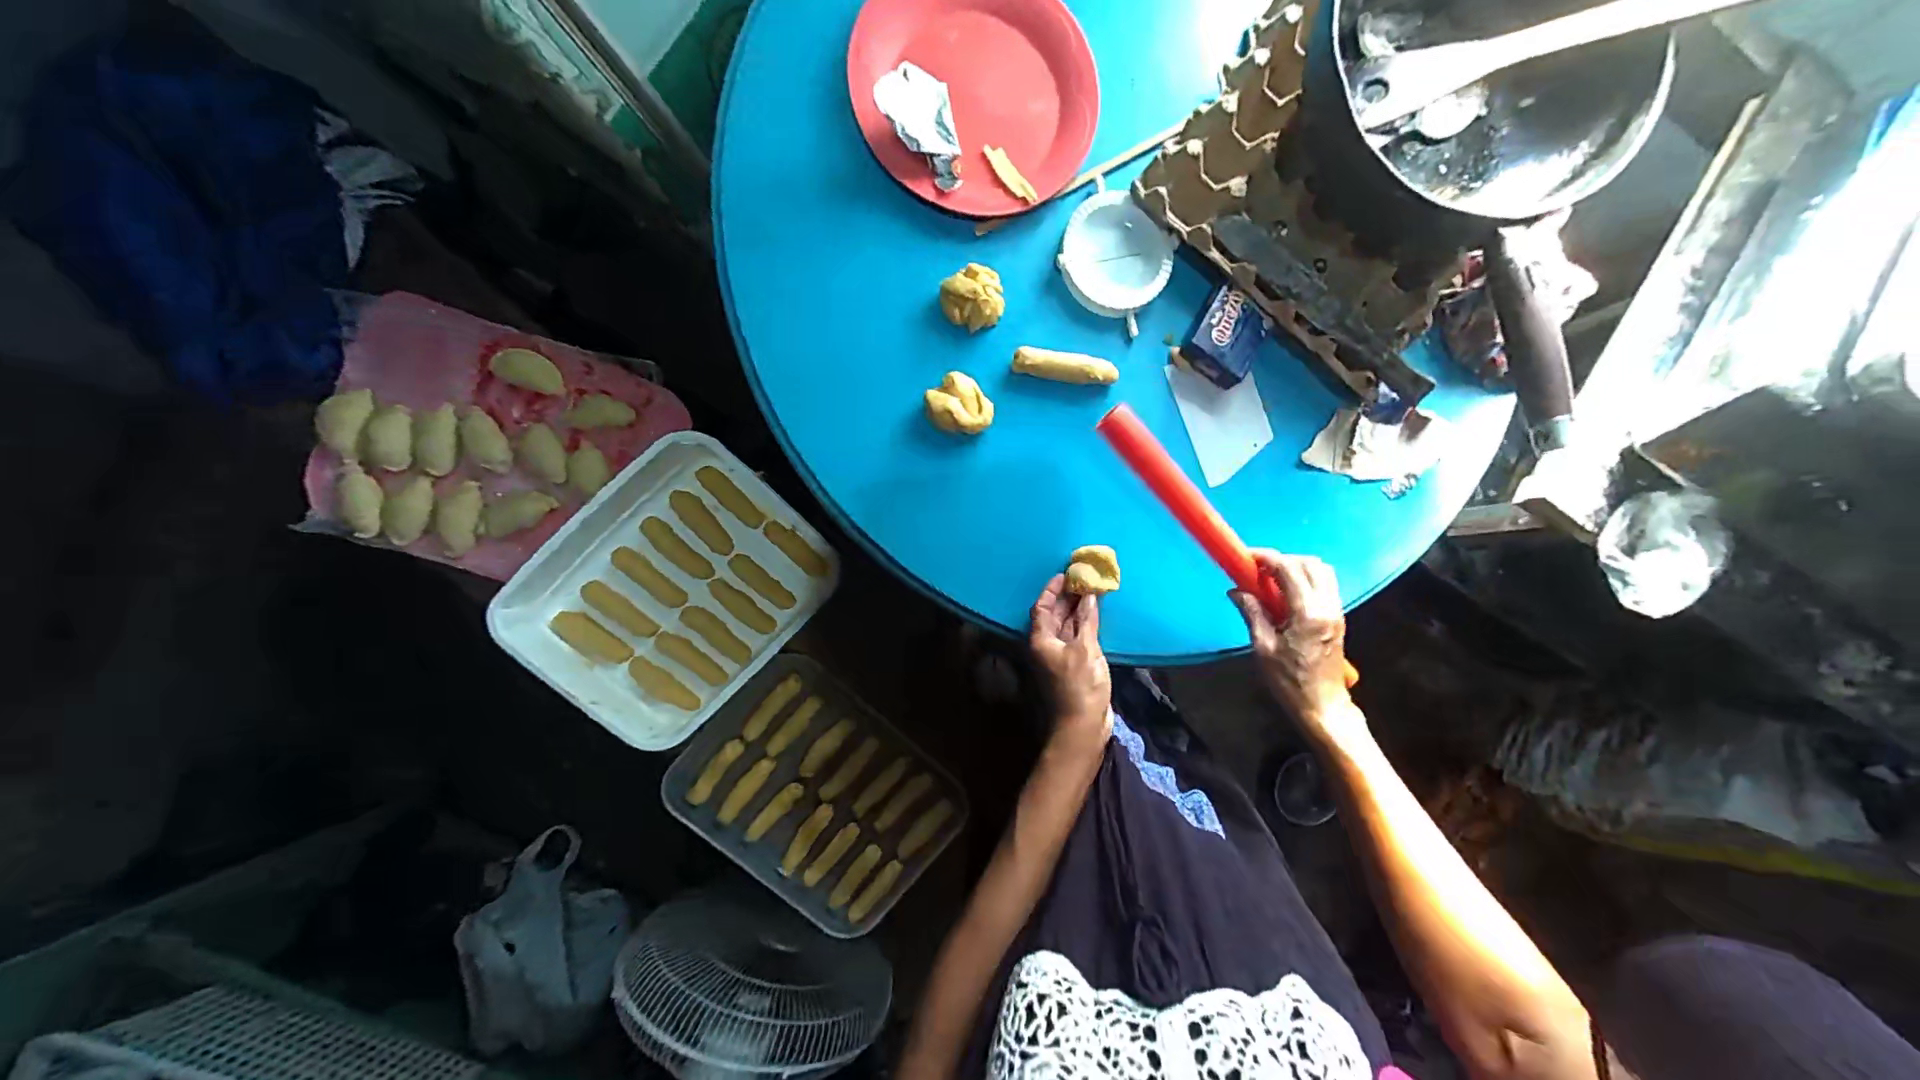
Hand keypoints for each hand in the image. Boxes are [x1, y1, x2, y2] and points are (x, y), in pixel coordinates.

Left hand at [1029, 574, 1112, 750]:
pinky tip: (1096, 615)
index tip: (1064, 574)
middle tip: (1083, 578)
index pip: (1041, 608)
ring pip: (1066, 626)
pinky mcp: (1074, 665)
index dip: (1051, 590)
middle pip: (1054, 615)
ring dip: (1077, 609)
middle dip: (1066, 597)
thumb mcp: (1085, 650)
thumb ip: (1086, 621)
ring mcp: (1061, 656)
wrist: (1083, 726)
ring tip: (1092, 591)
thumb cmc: (1079, 686)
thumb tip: (1088, 596)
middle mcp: (1047, 646)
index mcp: (1041, 640)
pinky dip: (1084, 625)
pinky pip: (1077, 637)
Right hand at [1230, 551, 1365, 747]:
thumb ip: (1252, 613)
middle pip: (1309, 563)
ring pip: (1321, 570)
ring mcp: (1336, 611)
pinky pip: (1324, 584)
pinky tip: (1286, 594)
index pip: (1289, 569)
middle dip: (1282, 559)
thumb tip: (1237, 590)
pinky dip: (1305, 579)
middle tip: (1258, 570)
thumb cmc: (1289, 681)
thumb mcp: (1262, 648)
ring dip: (1296, 567)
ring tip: (1272, 580)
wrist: (1323, 707)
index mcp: (1307, 613)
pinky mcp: (1337, 618)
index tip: (1246, 558)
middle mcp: (1327, 606)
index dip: (1266, 557)